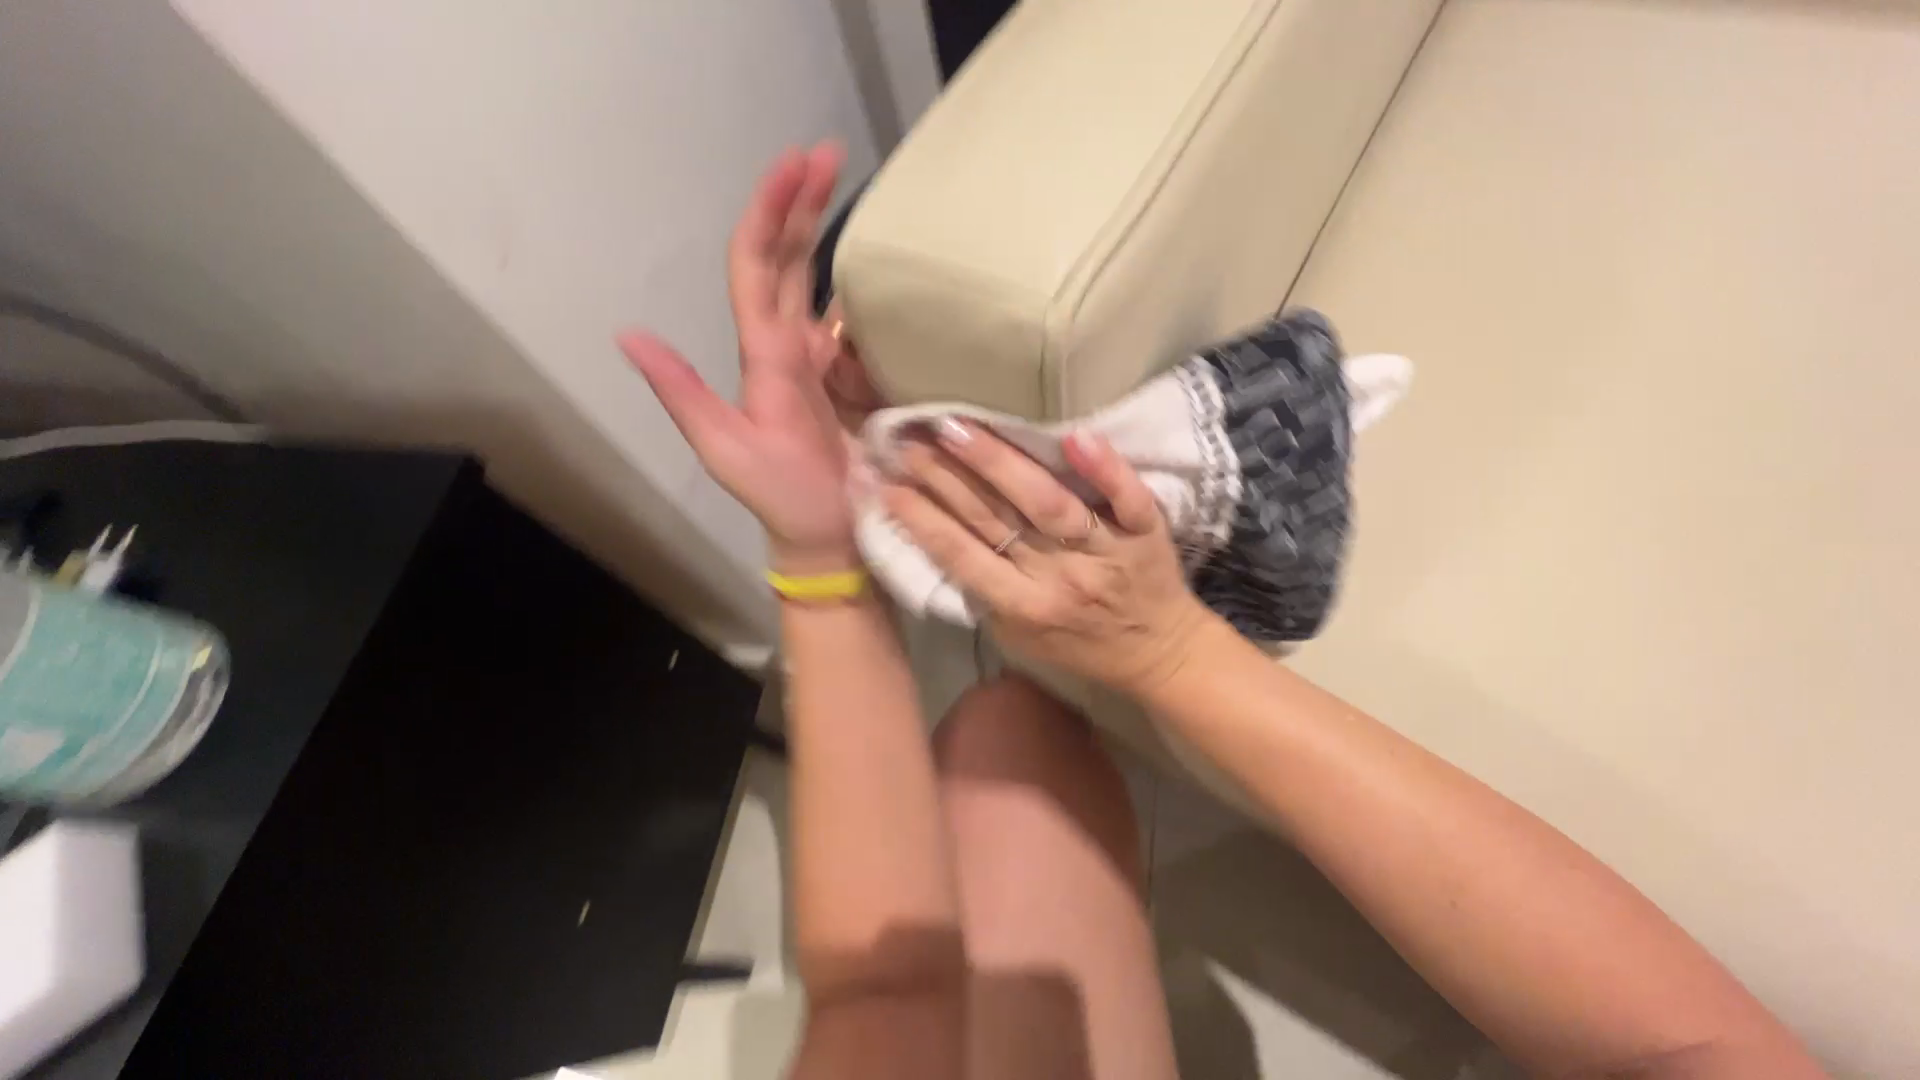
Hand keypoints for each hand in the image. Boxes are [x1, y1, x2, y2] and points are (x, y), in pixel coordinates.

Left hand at [619, 143, 855, 570]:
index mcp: (761, 355)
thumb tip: (628, 334)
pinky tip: (875, 262)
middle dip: (802, 204)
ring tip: (849, 183)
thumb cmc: (780, 497)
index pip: (757, 268)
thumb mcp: (723, 447)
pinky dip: (861, 288)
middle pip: (788, 263)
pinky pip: (857, 325)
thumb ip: (682, 391)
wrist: (827, 538)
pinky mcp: (857, 382)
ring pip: (819, 284)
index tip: (794, 166)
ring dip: (828, 233)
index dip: (770, 214)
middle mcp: (787, 349)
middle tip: (829, 151)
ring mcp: (825, 364)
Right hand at [882, 423, 1215, 697]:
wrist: (1159, 654)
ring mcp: (1103, 551)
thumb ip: (983, 593)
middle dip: (943, 477)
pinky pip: (1126, 497)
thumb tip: (936, 537)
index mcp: (1023, 607)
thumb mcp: (1018, 637)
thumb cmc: (1079, 644)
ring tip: (955, 428)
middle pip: (994, 518)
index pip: (961, 555)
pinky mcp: (1145, 530)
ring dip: (997, 462)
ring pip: (1046, 502)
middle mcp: (1059, 576)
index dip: (921, 519)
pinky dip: (1103, 469)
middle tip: (908, 439)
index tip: (887, 484)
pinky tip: (1075, 436)